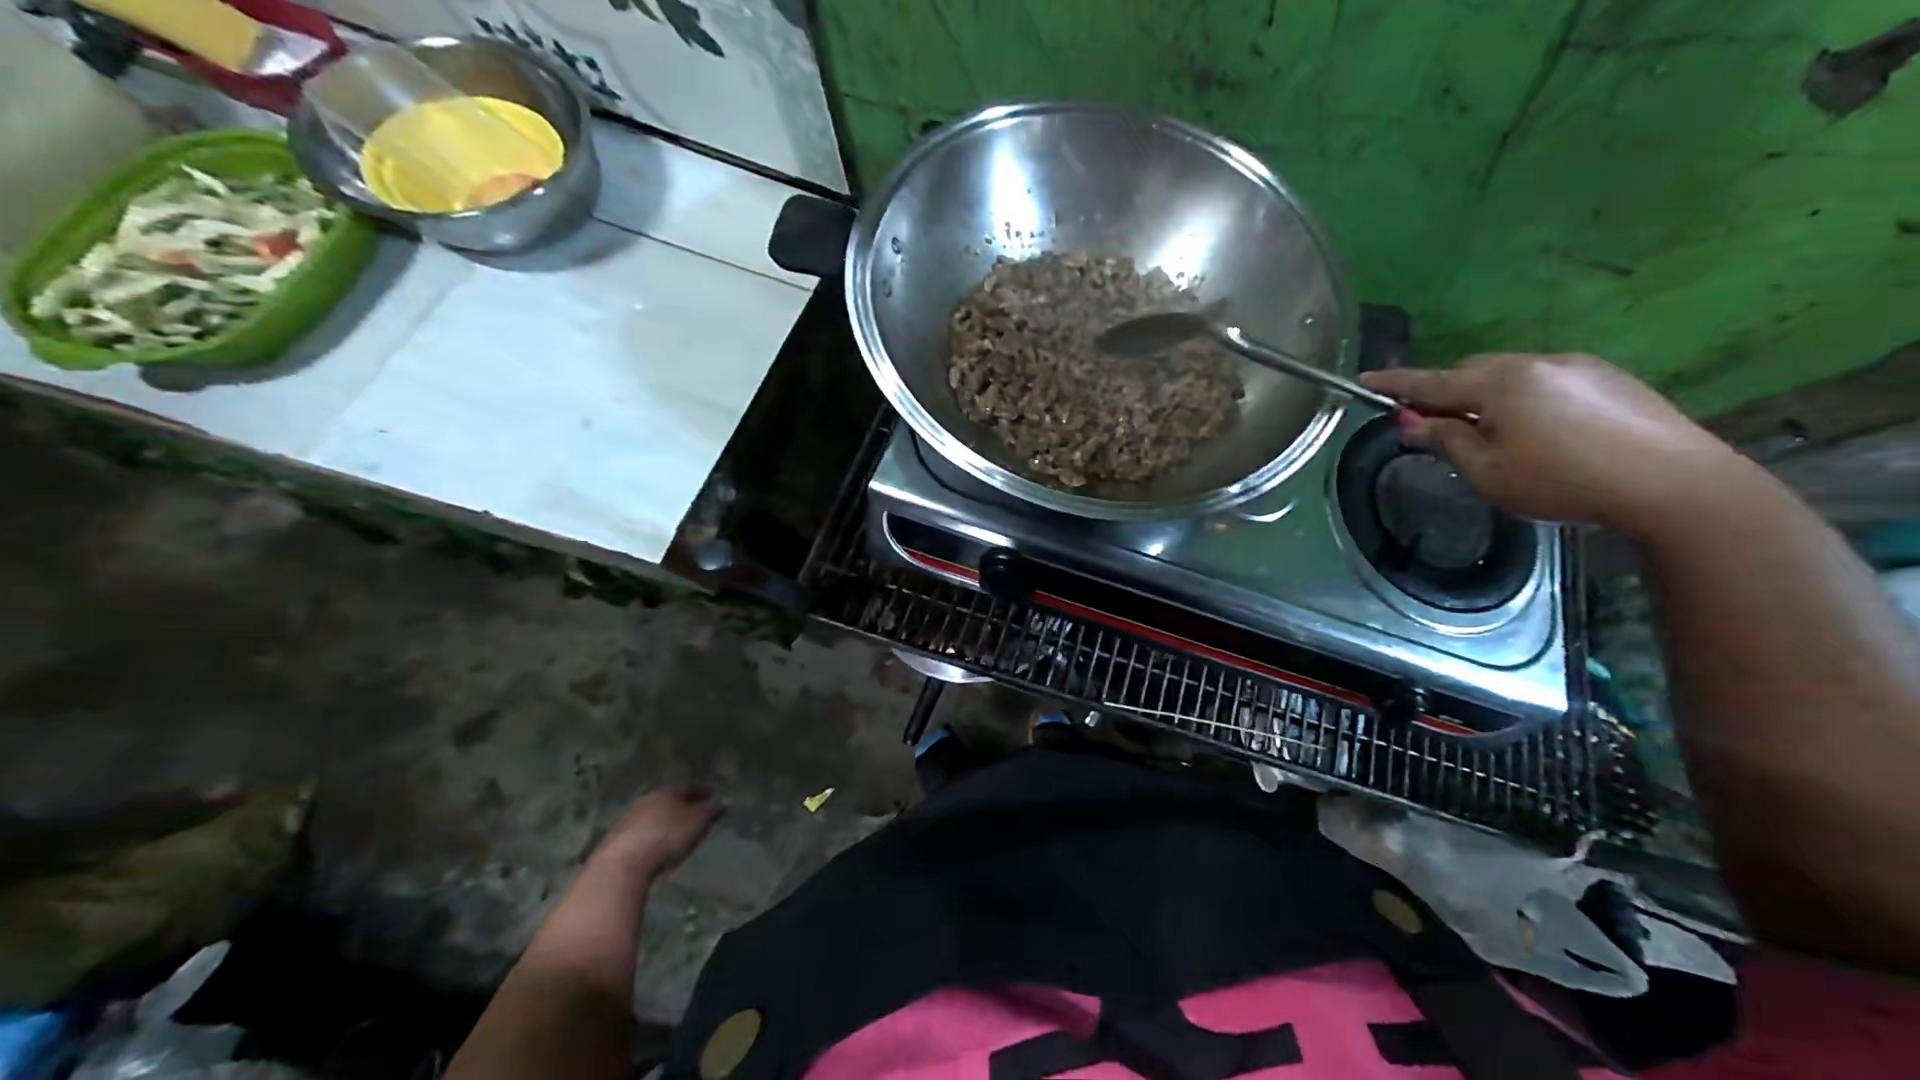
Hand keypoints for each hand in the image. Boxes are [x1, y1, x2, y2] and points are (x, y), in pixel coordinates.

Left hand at [592, 785, 720, 878]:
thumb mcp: (697, 823)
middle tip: (694, 811)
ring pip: (652, 815)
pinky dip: (651, 835)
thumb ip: (711, 811)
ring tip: (675, 830)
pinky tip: (655, 845)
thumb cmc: (666, 838)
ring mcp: (628, 820)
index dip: (702, 791)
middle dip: (681, 805)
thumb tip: (724, 801)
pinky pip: (640, 832)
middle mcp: (646, 800)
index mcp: (667, 792)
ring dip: (664, 820)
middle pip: (668, 800)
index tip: (712, 794)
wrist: (622, 865)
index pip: (689, 787)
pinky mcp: (616, 840)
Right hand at [1359, 353, 1750, 536]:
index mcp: (1499, 384)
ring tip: (1487, 431)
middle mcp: (1535, 363)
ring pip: (1509, 372)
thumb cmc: (1563, 482)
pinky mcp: (1609, 378)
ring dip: (1485, 394)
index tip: (1366, 379)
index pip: (1431, 381)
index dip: (1395, 383)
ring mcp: (1577, 366)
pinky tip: (1537, 430)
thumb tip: (1414, 424)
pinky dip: (1522, 397)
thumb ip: (1447, 442)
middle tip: (1430, 422)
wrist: (1675, 483)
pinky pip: (1544, 379)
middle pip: (1470, 369)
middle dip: (1444, 390)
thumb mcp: (1488, 472)